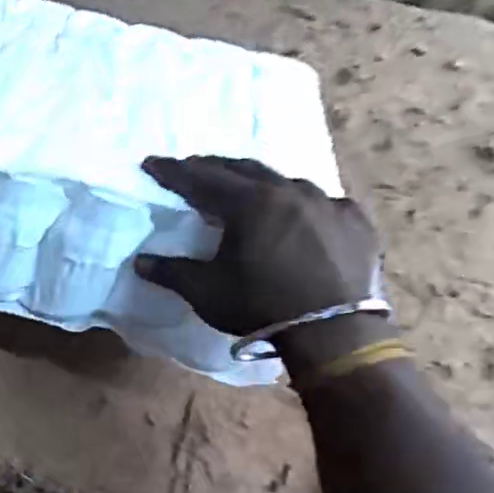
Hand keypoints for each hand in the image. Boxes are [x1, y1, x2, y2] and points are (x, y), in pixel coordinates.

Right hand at [135, 156, 385, 370]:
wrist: (332, 329)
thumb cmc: (260, 306)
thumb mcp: (206, 292)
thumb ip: (172, 272)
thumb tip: (140, 261)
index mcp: (250, 203)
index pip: (202, 178)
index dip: (174, 171)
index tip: (152, 163)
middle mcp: (290, 190)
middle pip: (244, 169)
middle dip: (213, 167)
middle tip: (192, 168)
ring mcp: (327, 201)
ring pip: (284, 182)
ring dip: (257, 183)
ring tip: (243, 191)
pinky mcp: (353, 219)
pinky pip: (319, 203)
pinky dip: (297, 206)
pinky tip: (294, 219)